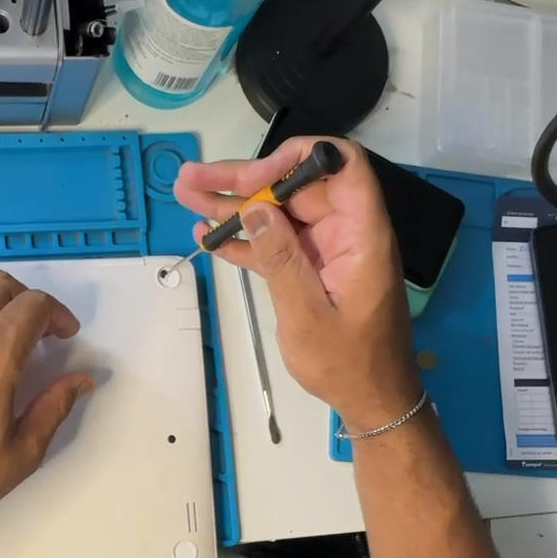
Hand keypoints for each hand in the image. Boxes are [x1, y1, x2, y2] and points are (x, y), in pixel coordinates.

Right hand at [173, 136, 423, 429]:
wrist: (369, 398)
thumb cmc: (348, 362)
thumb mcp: (308, 313)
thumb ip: (281, 258)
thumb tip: (254, 211)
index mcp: (360, 233)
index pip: (339, 165)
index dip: (293, 159)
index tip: (251, 178)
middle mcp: (344, 232)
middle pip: (294, 187)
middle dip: (242, 181)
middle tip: (192, 178)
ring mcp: (324, 251)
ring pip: (277, 214)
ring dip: (232, 207)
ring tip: (187, 196)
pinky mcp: (308, 271)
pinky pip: (274, 244)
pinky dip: (243, 240)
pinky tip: (208, 235)